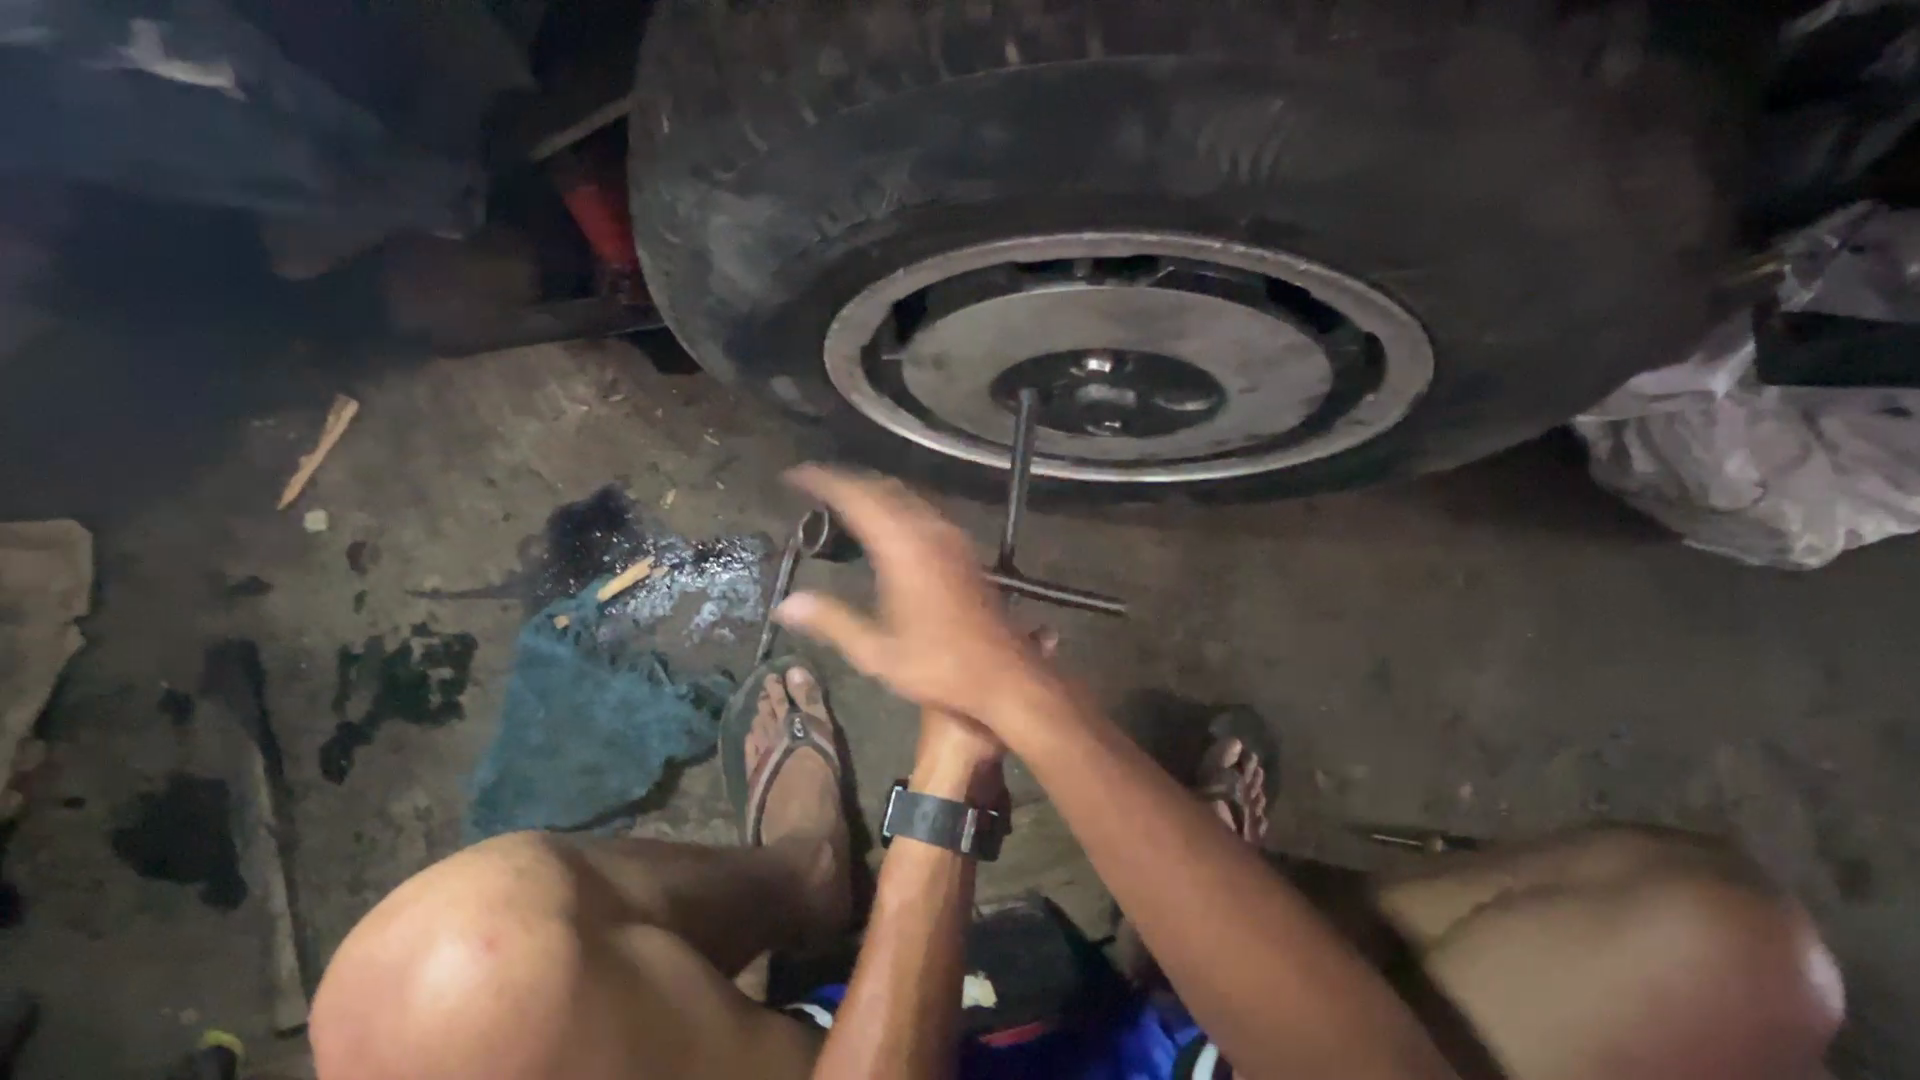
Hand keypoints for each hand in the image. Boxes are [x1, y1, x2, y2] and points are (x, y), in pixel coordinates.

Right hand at [772, 465, 1055, 723]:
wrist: (1005, 676)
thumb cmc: (940, 667)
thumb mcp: (876, 653)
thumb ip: (832, 622)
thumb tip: (786, 606)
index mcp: (903, 550)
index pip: (858, 497)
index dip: (824, 481)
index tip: (797, 476)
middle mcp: (929, 534)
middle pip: (883, 489)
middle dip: (848, 482)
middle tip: (816, 487)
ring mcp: (951, 540)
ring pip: (906, 498)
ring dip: (874, 493)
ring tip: (844, 500)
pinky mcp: (964, 552)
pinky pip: (923, 513)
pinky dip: (897, 507)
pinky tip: (887, 526)